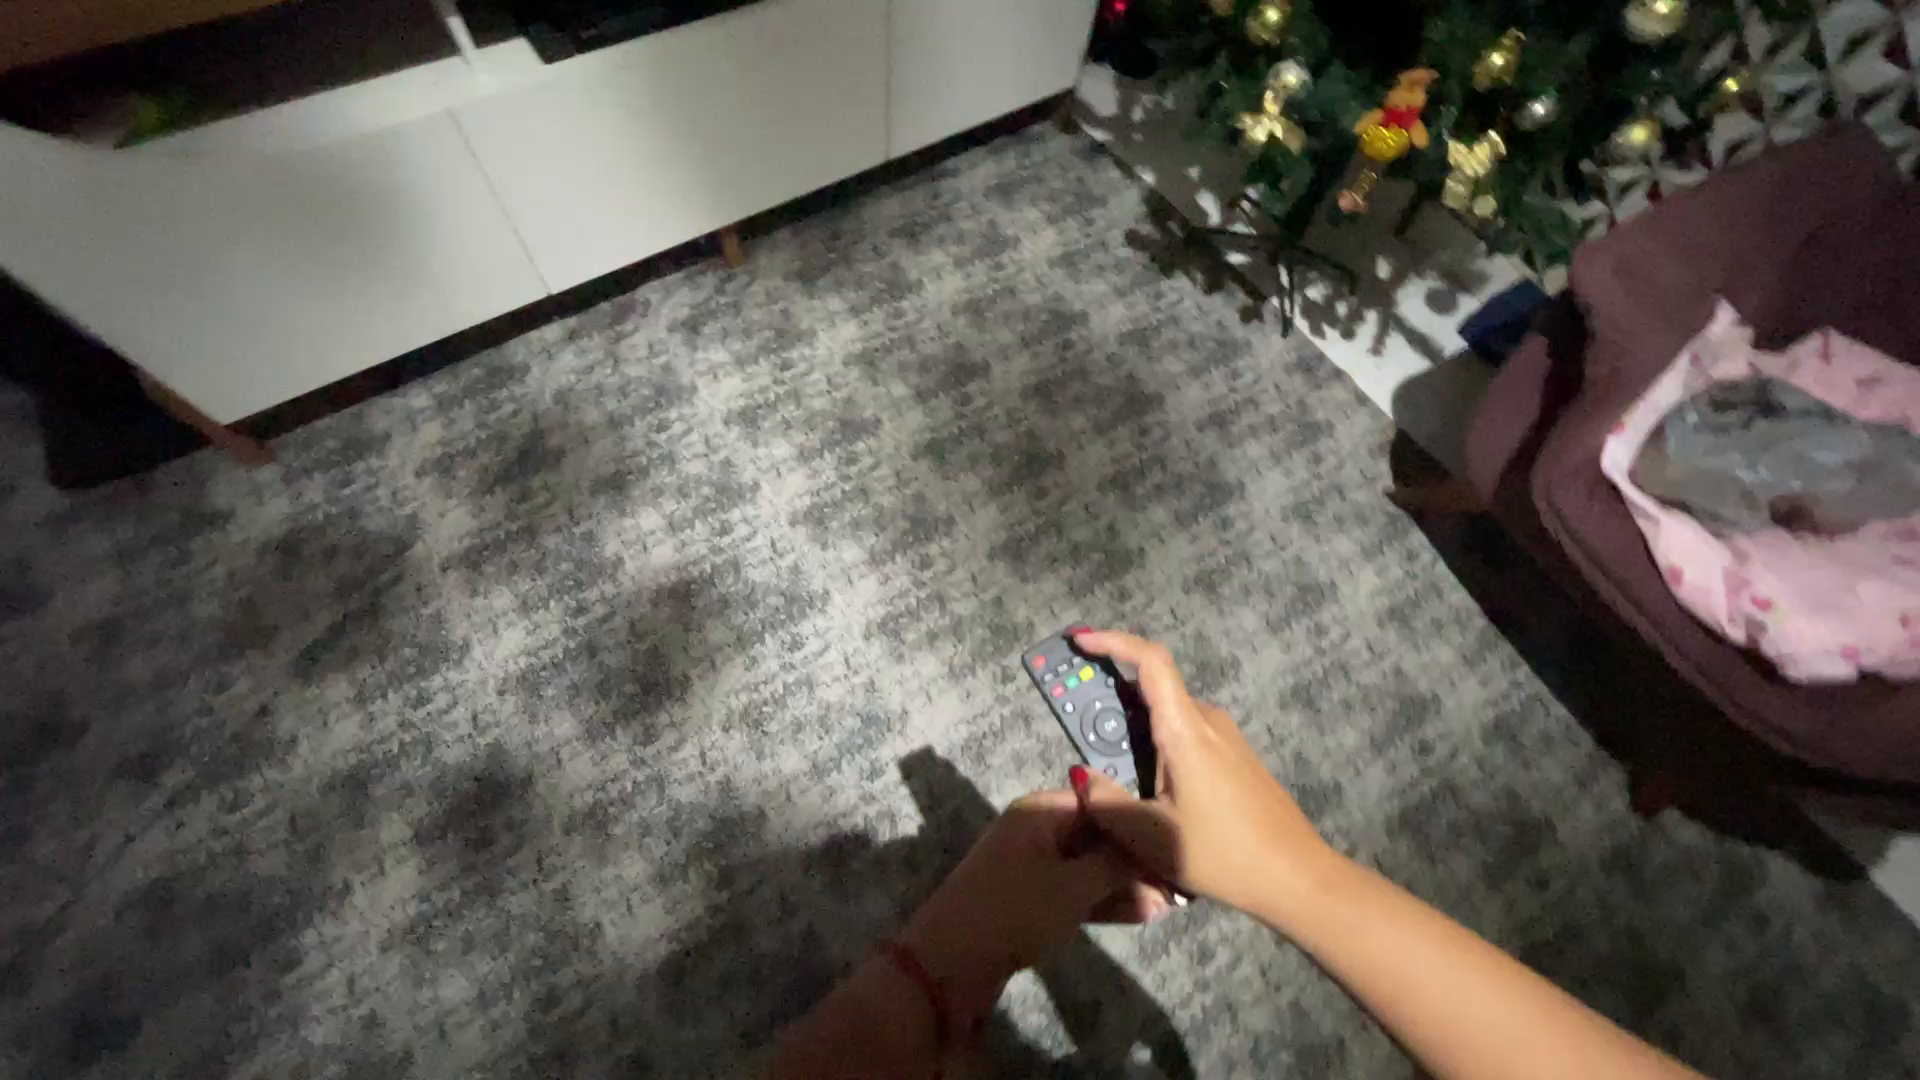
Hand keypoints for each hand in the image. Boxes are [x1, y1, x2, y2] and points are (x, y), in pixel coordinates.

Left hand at [898, 788, 1167, 1020]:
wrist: (951, 962)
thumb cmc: (1014, 910)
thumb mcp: (1072, 886)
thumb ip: (1114, 865)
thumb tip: (1152, 849)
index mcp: (1040, 810)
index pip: (1096, 801)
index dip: (1133, 821)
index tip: (1172, 843)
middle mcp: (1036, 829)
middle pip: (1093, 834)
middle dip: (1132, 858)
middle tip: (1177, 882)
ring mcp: (1031, 864)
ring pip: (1086, 866)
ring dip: (1123, 883)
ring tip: (1168, 904)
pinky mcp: (1030, 898)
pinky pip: (1074, 890)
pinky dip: (1102, 900)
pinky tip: (1141, 915)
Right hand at [1070, 630, 1336, 916]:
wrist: (1299, 878)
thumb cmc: (1224, 854)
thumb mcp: (1150, 838)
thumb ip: (1106, 803)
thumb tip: (1079, 775)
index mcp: (1186, 731)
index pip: (1150, 661)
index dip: (1112, 642)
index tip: (1079, 641)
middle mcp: (1207, 721)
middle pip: (1153, 688)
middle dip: (1110, 694)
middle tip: (1075, 718)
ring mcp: (1225, 737)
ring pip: (1168, 715)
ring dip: (1133, 726)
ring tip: (1106, 762)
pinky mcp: (1234, 757)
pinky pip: (1185, 734)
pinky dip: (1155, 743)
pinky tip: (1147, 784)